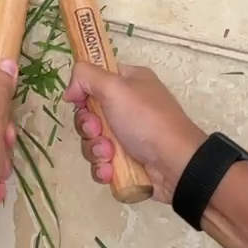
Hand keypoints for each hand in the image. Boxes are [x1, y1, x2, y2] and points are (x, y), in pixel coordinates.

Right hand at [65, 62, 207, 202]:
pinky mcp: (126, 161)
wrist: (176, 165)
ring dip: (95, 149)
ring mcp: (128, 135)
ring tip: (109, 155)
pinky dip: (102, 167)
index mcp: (129, 82)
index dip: (83, 92)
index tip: (79, 101)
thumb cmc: (147, 120)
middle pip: (89, 113)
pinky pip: (101, 162)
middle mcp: (128, 106)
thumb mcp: (115, 87)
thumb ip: (86, 76)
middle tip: (98, 130)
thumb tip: (71, 90)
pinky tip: (110, 170)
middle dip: (88, 126)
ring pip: (92, 140)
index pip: (94, 81)